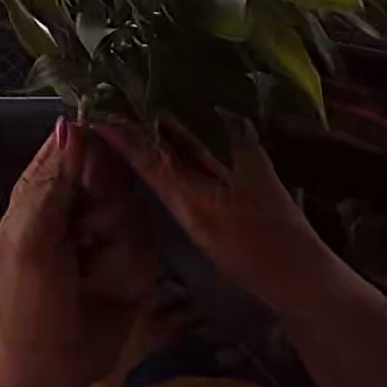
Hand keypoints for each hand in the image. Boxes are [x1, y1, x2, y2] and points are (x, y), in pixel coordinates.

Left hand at [0, 120, 155, 386]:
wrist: (53, 367)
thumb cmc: (29, 299)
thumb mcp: (30, 236)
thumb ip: (53, 181)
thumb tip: (70, 124)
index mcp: (43, 184)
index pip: (77, 139)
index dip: (96, 148)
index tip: (98, 177)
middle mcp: (78, 198)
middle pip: (117, 172)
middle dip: (106, 210)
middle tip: (82, 238)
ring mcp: (109, 227)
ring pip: (136, 211)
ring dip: (114, 249)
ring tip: (88, 273)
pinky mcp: (134, 256)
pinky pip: (150, 247)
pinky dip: (129, 271)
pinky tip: (108, 288)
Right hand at [92, 118, 334, 313]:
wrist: (299, 278)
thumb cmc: (246, 242)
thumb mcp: (191, 202)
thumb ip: (150, 161)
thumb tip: (109, 125)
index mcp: (219, 127)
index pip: (159, 108)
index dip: (122, 109)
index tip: (88, 111)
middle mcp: (223, 126)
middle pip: (165, 115)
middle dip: (128, 118)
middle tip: (88, 123)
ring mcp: (226, 145)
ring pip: (171, 130)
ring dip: (140, 133)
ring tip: (102, 133)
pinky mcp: (225, 164)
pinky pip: (182, 147)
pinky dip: (159, 149)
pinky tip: (136, 154)